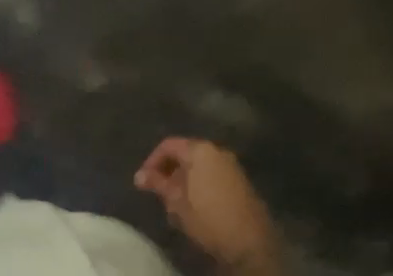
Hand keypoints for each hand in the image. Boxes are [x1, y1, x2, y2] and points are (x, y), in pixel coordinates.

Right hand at [135, 139, 278, 275]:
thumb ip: (157, 183)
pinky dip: (201, 185)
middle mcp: (218, 152)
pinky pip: (215, 177)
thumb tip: (139, 176)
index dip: (152, 161)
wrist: (252, 247)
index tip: (144, 180)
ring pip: (201, 167)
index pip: (169, 146)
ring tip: (175, 201)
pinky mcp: (244, 185)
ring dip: (186, 180)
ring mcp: (234, 168)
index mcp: (200, 150)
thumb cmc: (209, 218)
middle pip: (186, 154)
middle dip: (170, 171)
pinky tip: (196, 205)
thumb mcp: (176, 202)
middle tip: (159, 190)